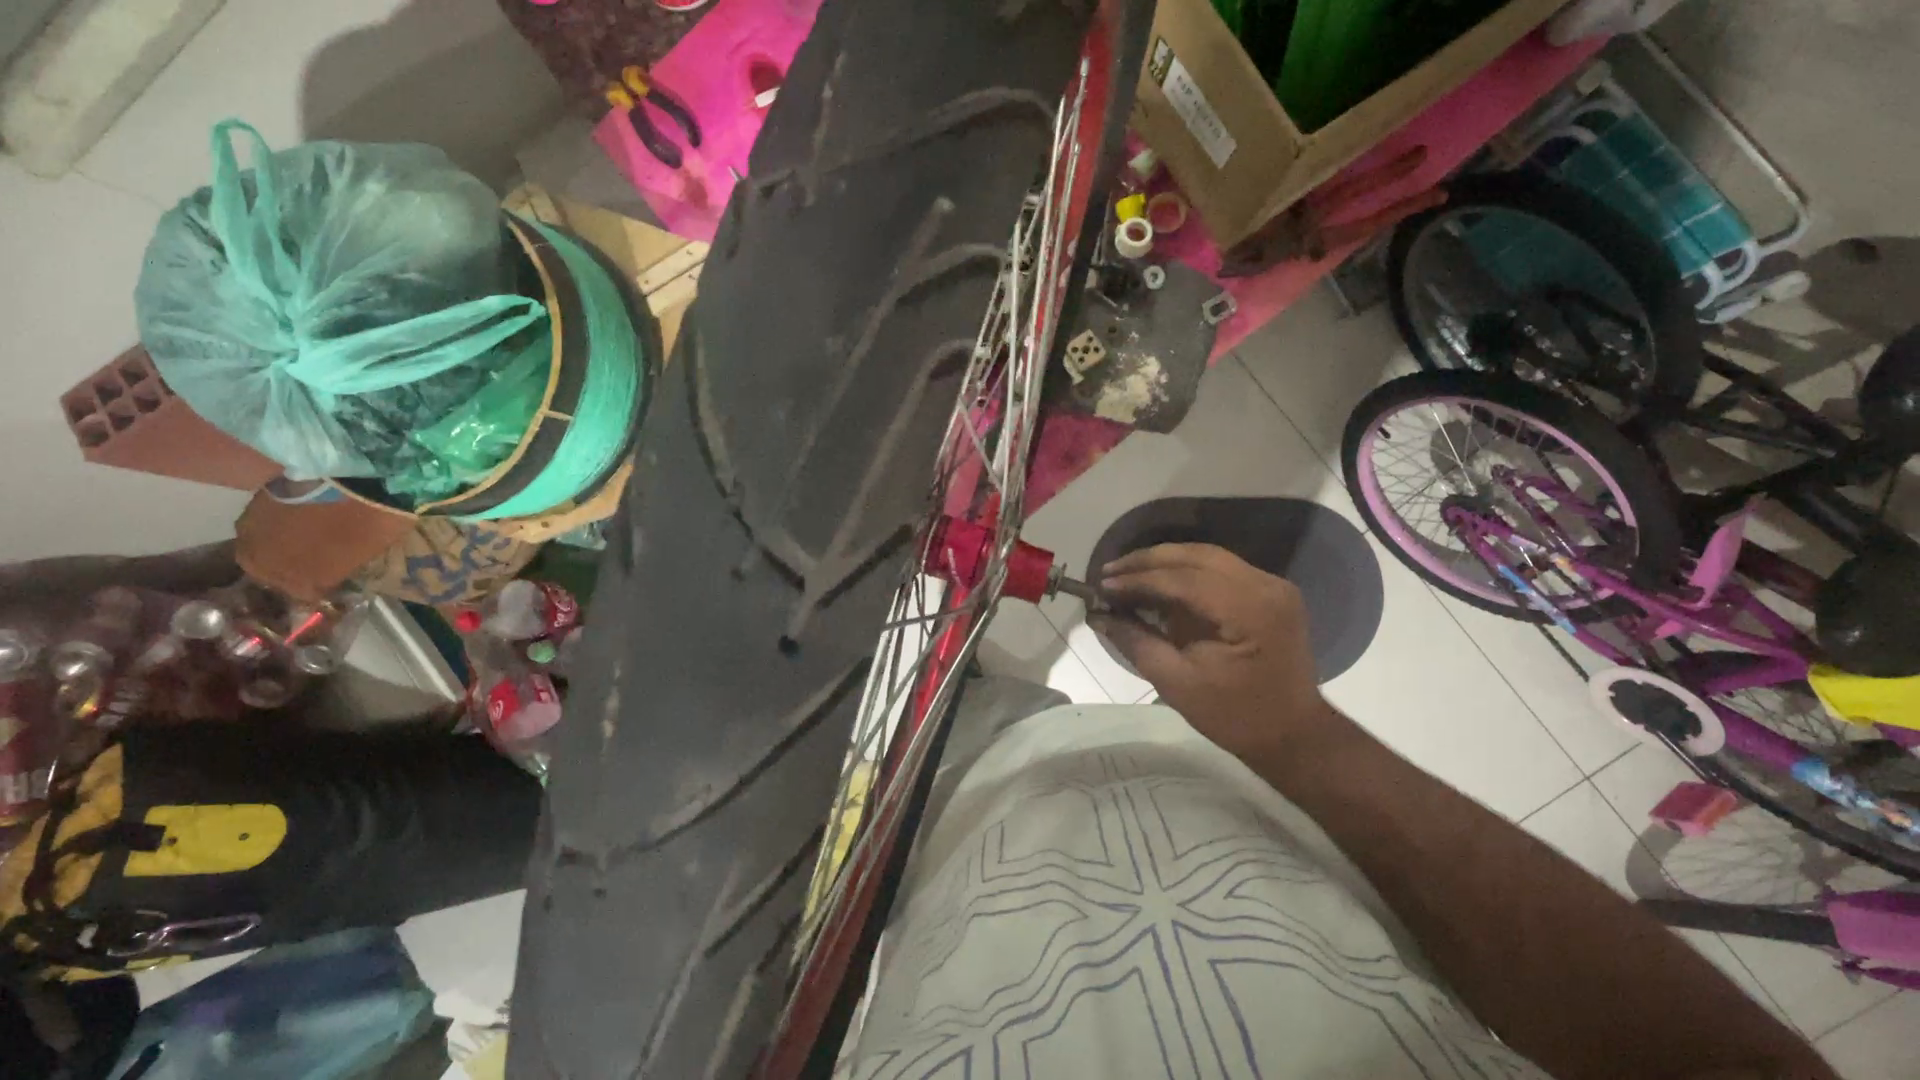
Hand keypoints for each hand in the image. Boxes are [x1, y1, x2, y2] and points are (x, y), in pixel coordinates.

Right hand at [1088, 543, 1340, 760]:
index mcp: (1249, 611)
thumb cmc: (1234, 716)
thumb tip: (1099, 615)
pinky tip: (1159, 582)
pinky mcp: (1270, 593)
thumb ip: (1137, 642)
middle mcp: (1266, 587)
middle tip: (1110, 571)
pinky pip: (1221, 570)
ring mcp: (1273, 586)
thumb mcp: (1177, 683)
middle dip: (1149, 561)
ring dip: (1166, 562)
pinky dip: (1187, 572)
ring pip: (1209, 557)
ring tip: (1127, 573)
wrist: (1292, 734)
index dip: (1139, 579)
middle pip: (1198, 556)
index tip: (1102, 585)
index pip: (1185, 579)